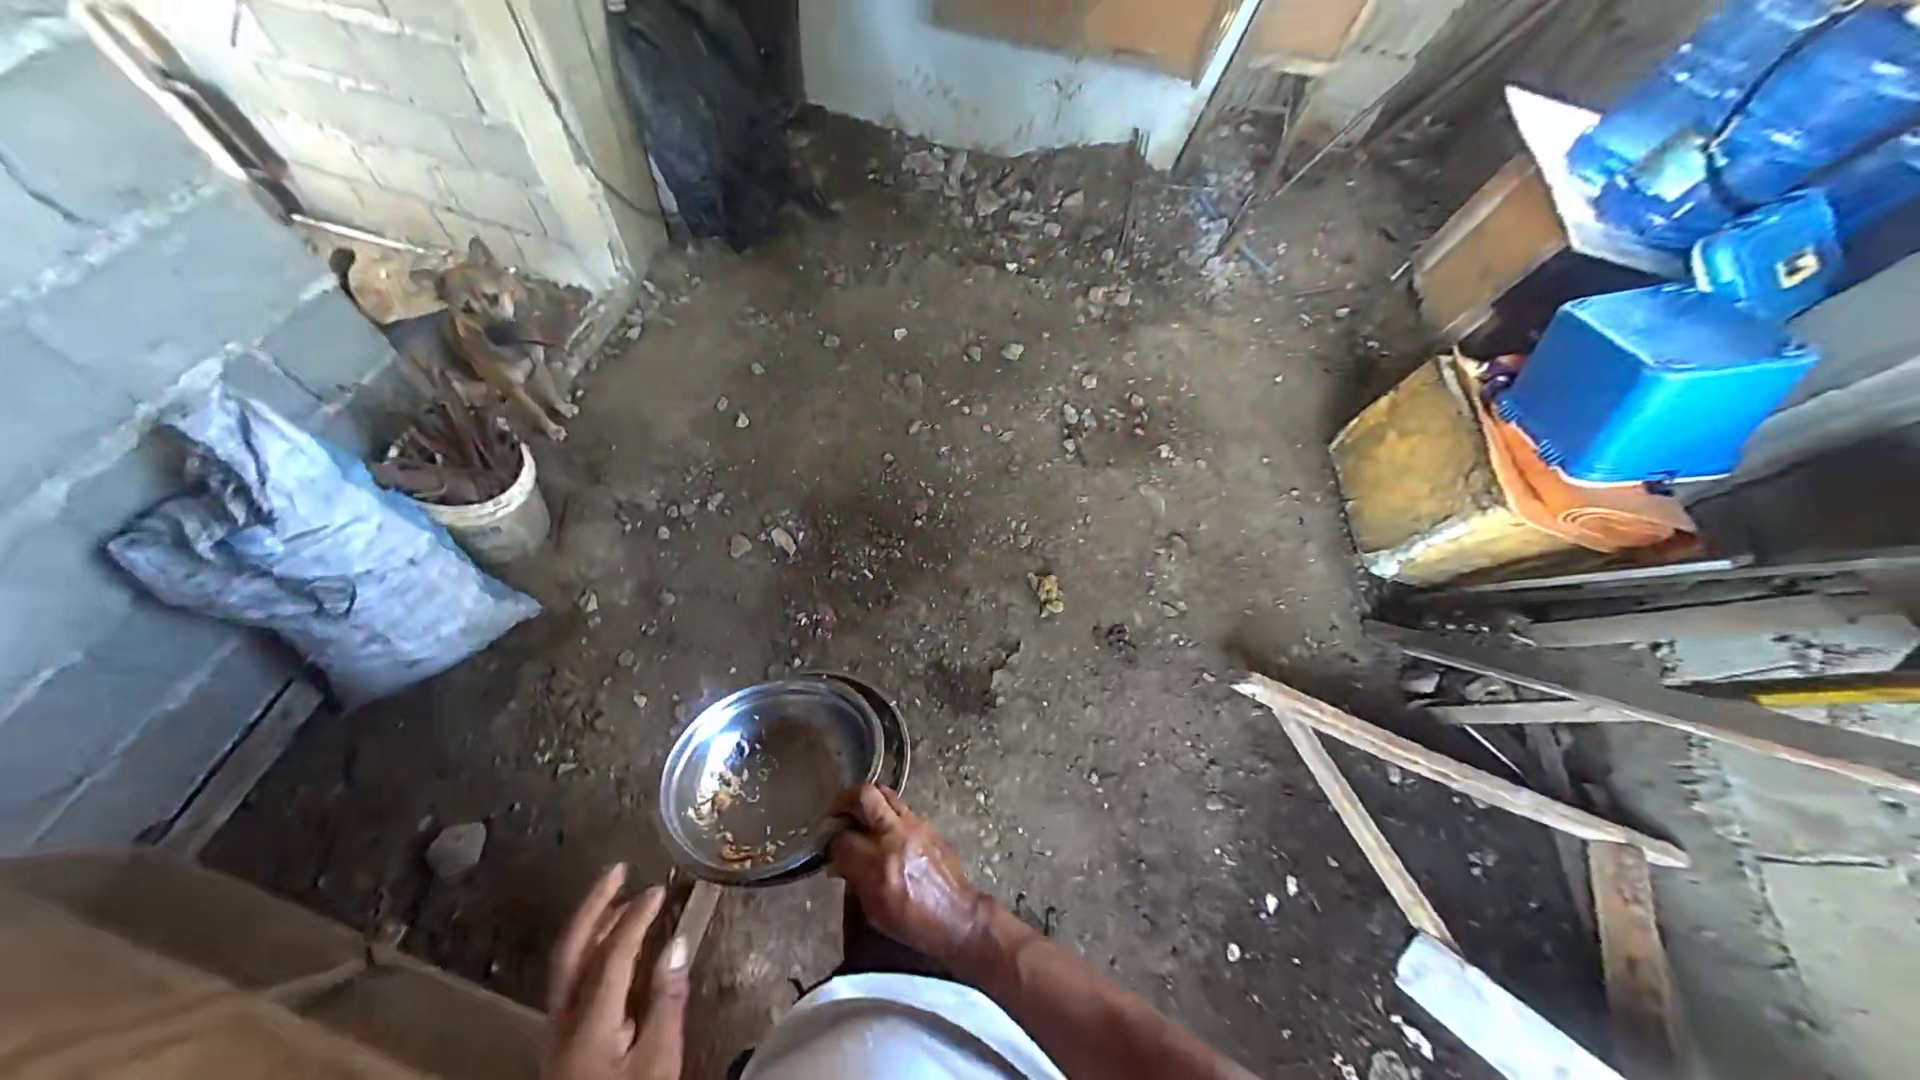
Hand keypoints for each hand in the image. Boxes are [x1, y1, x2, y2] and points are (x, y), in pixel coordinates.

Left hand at [544, 865, 687, 1079]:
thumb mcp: (660, 1063)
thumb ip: (667, 1001)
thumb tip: (678, 943)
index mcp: (588, 1028)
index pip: (611, 956)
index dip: (636, 917)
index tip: (660, 889)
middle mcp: (562, 1023)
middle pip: (570, 950)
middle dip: (593, 905)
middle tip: (620, 869)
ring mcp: (556, 1030)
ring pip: (565, 962)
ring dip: (591, 921)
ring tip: (622, 895)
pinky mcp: (562, 1036)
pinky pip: (571, 976)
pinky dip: (591, 945)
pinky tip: (613, 940)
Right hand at [829, 785, 989, 963]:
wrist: (956, 916)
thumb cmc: (912, 922)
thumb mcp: (874, 911)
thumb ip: (854, 881)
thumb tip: (839, 864)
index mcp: (877, 864)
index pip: (842, 840)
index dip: (832, 843)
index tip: (831, 849)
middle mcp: (894, 836)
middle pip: (865, 796)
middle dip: (845, 799)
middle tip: (838, 811)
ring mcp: (914, 826)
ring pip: (886, 793)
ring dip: (868, 799)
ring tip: (860, 812)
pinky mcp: (928, 824)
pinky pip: (902, 808)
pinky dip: (888, 812)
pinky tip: (886, 828)